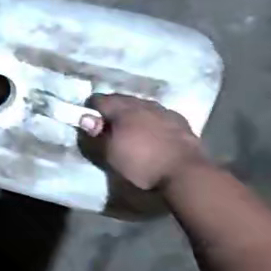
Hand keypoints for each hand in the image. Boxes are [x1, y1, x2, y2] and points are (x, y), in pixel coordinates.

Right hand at [79, 94, 209, 190]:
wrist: (185, 171)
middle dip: (113, 108)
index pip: (100, 99)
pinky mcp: (180, 120)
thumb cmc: (142, 163)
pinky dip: (152, 120)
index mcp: (123, 109)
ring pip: (142, 105)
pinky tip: (154, 132)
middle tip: (108, 124)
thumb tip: (85, 118)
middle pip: (122, 99)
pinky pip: (160, 115)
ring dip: (134, 113)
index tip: (88, 119)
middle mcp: (142, 104)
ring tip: (131, 128)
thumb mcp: (111, 154)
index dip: (91, 108)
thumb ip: (97, 134)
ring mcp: (163, 110)